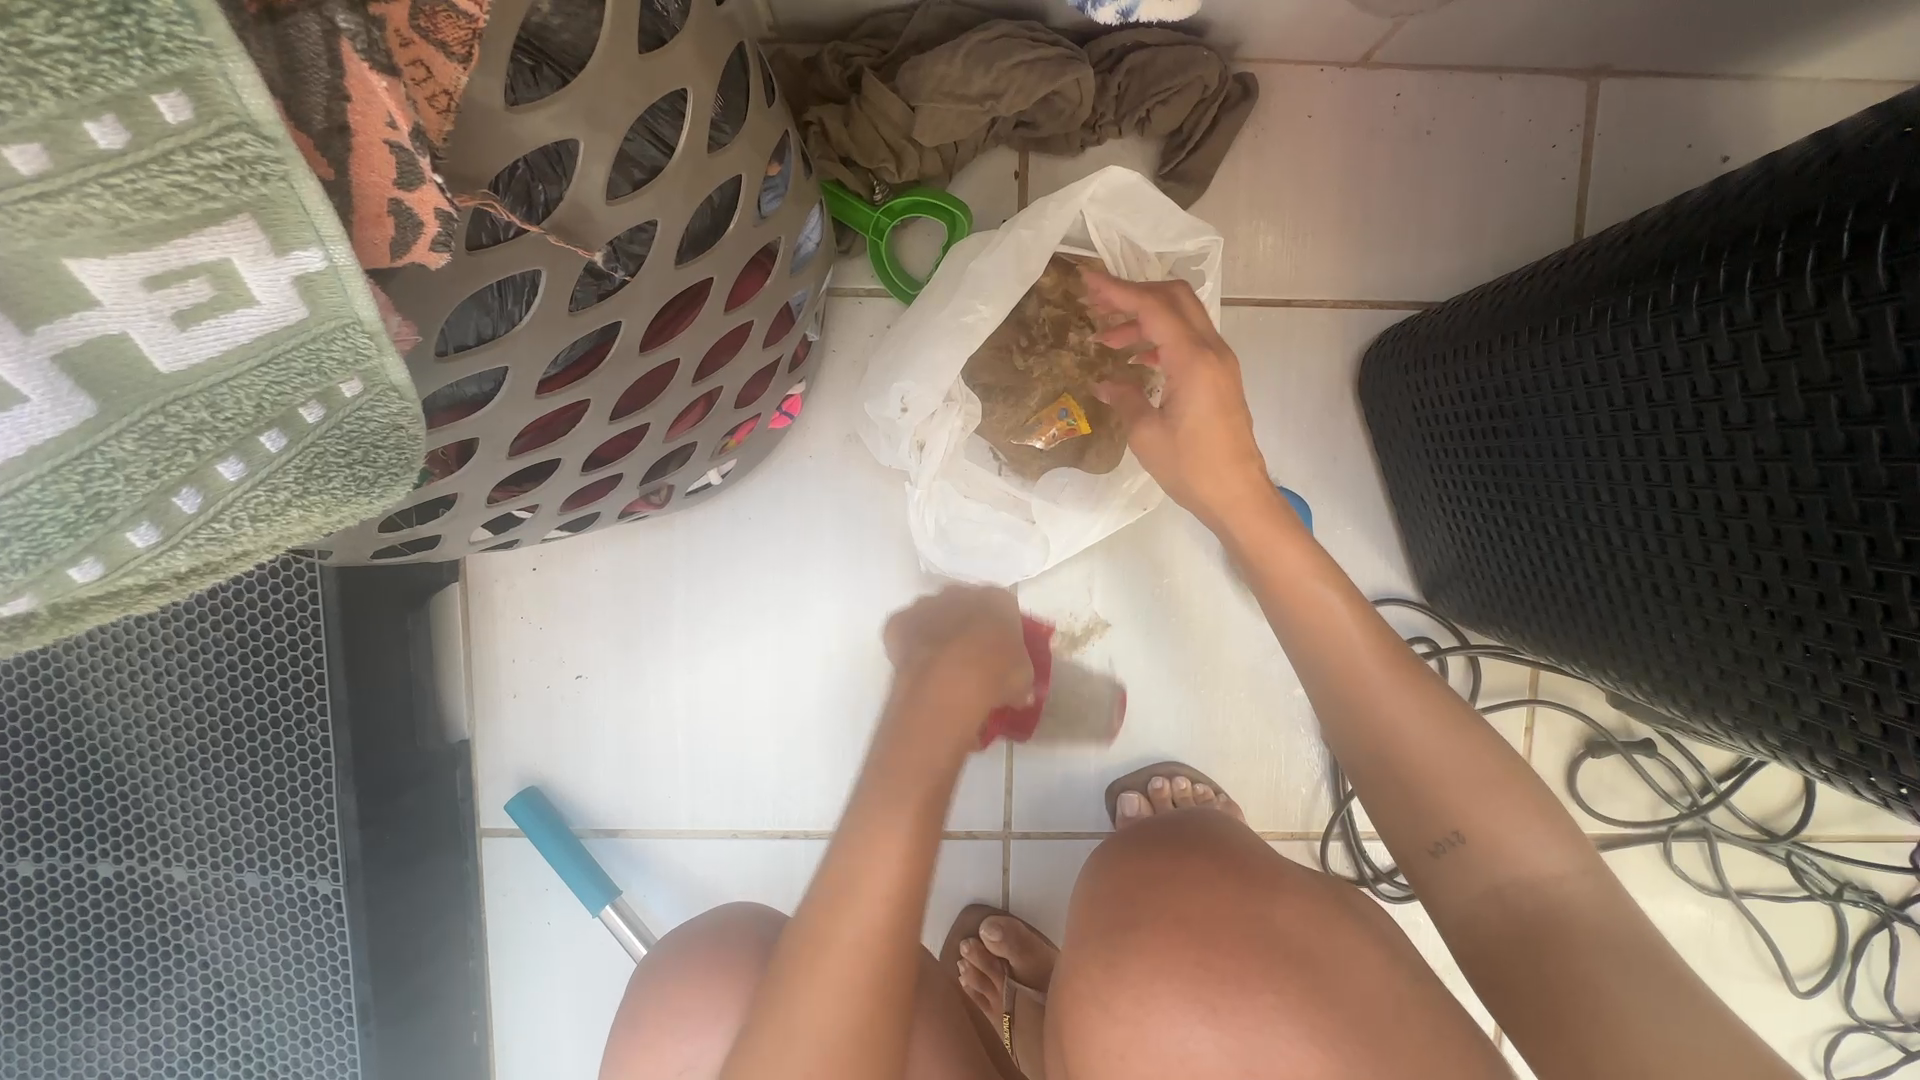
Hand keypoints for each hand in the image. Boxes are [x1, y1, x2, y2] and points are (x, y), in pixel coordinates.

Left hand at [880, 585, 1033, 756]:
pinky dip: (909, 647)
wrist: (951, 681)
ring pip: (931, 616)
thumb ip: (1020, 676)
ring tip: (941, 668)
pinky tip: (917, 669)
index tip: (1000, 653)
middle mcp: (959, 593)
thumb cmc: (997, 673)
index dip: (1000, 631)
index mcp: (996, 599)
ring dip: (935, 634)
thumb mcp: (1023, 678)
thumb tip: (1019, 692)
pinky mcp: (899, 622)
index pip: (1002, 608)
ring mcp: (925, 605)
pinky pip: (904, 632)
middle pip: (963, 606)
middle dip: (965, 627)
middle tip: (970, 659)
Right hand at [1081, 267, 1279, 530]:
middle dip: (1134, 293)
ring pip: (1182, 318)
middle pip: (1174, 298)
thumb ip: (1125, 398)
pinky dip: (1160, 339)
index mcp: (1192, 360)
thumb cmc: (1191, 469)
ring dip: (1145, 319)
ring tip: (1106, 339)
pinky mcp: (1220, 378)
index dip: (1118, 290)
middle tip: (1097, 303)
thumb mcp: (1146, 435)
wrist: (1238, 495)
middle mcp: (1211, 351)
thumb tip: (1105, 382)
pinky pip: (1189, 341)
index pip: (1153, 307)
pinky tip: (1135, 360)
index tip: (1087, 280)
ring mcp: (1220, 363)